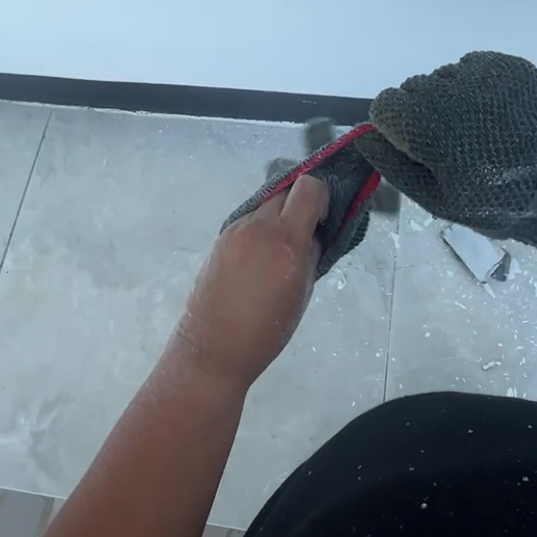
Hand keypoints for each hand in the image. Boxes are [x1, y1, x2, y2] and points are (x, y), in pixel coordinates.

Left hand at [169, 174, 328, 392]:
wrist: (213, 348)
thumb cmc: (267, 330)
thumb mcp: (303, 292)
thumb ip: (311, 253)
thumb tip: (314, 232)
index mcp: (285, 240)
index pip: (309, 188)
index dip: (322, 198)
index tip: (322, 221)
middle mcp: (258, 225)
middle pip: (287, 188)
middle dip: (300, 204)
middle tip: (305, 233)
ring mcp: (235, 228)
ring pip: (267, 202)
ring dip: (280, 215)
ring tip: (279, 249)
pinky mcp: (221, 236)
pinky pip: (250, 218)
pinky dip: (262, 227)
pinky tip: (260, 257)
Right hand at [353, 52, 536, 280]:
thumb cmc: (490, 200)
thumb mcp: (433, 196)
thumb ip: (392, 162)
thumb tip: (364, 136)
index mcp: (423, 124)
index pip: (385, 105)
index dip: (395, 126)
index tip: (415, 144)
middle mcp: (447, 89)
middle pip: (414, 88)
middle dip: (423, 111)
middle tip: (451, 140)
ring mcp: (479, 74)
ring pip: (445, 76)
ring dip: (451, 96)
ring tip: (478, 126)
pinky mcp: (506, 66)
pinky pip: (475, 66)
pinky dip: (477, 85)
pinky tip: (495, 112)